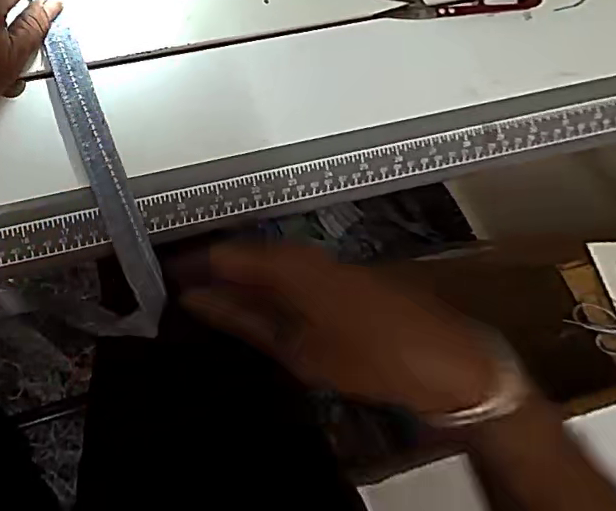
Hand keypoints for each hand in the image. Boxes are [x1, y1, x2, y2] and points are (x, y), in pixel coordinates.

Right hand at [182, 243, 502, 417]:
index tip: (162, 280)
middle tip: (180, 293)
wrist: (453, 364)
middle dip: (207, 272)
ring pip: (258, 263)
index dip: (187, 266)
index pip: (216, 254)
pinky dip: (261, 286)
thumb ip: (242, 319)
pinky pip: (282, 271)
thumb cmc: (372, 355)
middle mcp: (295, 250)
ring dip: (234, 281)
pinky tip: (254, 308)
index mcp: (282, 262)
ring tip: (209, 302)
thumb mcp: (299, 349)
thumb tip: (194, 299)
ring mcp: (316, 259)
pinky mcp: (333, 273)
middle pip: (236, 254)